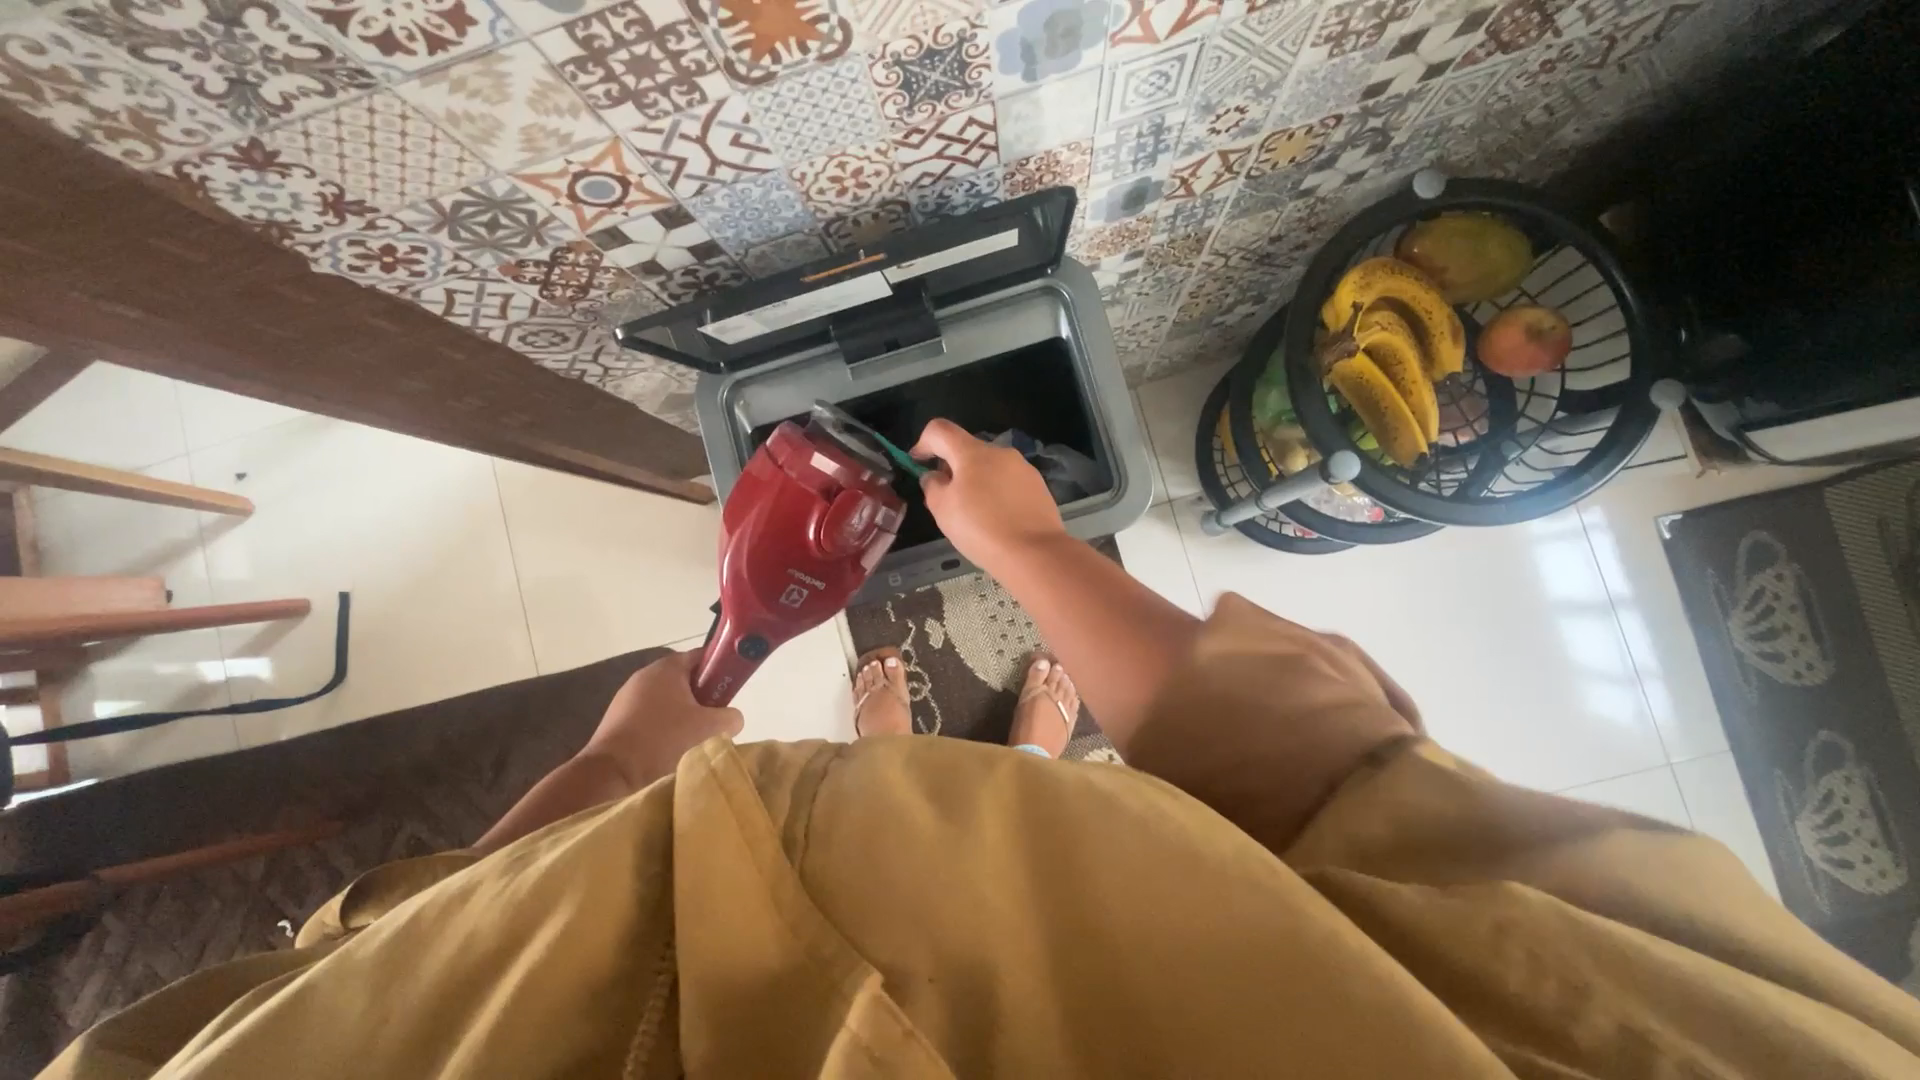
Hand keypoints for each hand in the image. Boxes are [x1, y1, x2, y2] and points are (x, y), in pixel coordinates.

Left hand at [581, 651, 743, 785]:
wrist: (612, 773)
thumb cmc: (664, 741)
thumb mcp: (711, 728)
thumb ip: (731, 717)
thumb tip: (731, 719)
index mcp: (667, 668)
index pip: (703, 657)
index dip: (720, 671)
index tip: (729, 693)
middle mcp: (644, 675)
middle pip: (686, 681)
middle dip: (703, 700)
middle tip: (714, 722)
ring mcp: (627, 698)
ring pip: (668, 702)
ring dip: (682, 718)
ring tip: (691, 742)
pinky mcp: (616, 720)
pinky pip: (650, 718)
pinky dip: (663, 730)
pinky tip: (667, 751)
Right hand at [912, 419, 1066, 572]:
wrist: (1034, 553)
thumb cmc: (981, 529)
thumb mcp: (942, 509)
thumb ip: (932, 486)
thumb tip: (935, 476)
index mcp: (973, 452)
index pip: (941, 430)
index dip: (924, 442)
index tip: (918, 463)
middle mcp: (1001, 452)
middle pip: (967, 450)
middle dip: (952, 469)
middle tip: (946, 500)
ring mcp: (1024, 469)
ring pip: (990, 467)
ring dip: (976, 482)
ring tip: (975, 515)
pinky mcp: (1039, 487)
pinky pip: (1009, 483)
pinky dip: (997, 494)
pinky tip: (998, 520)